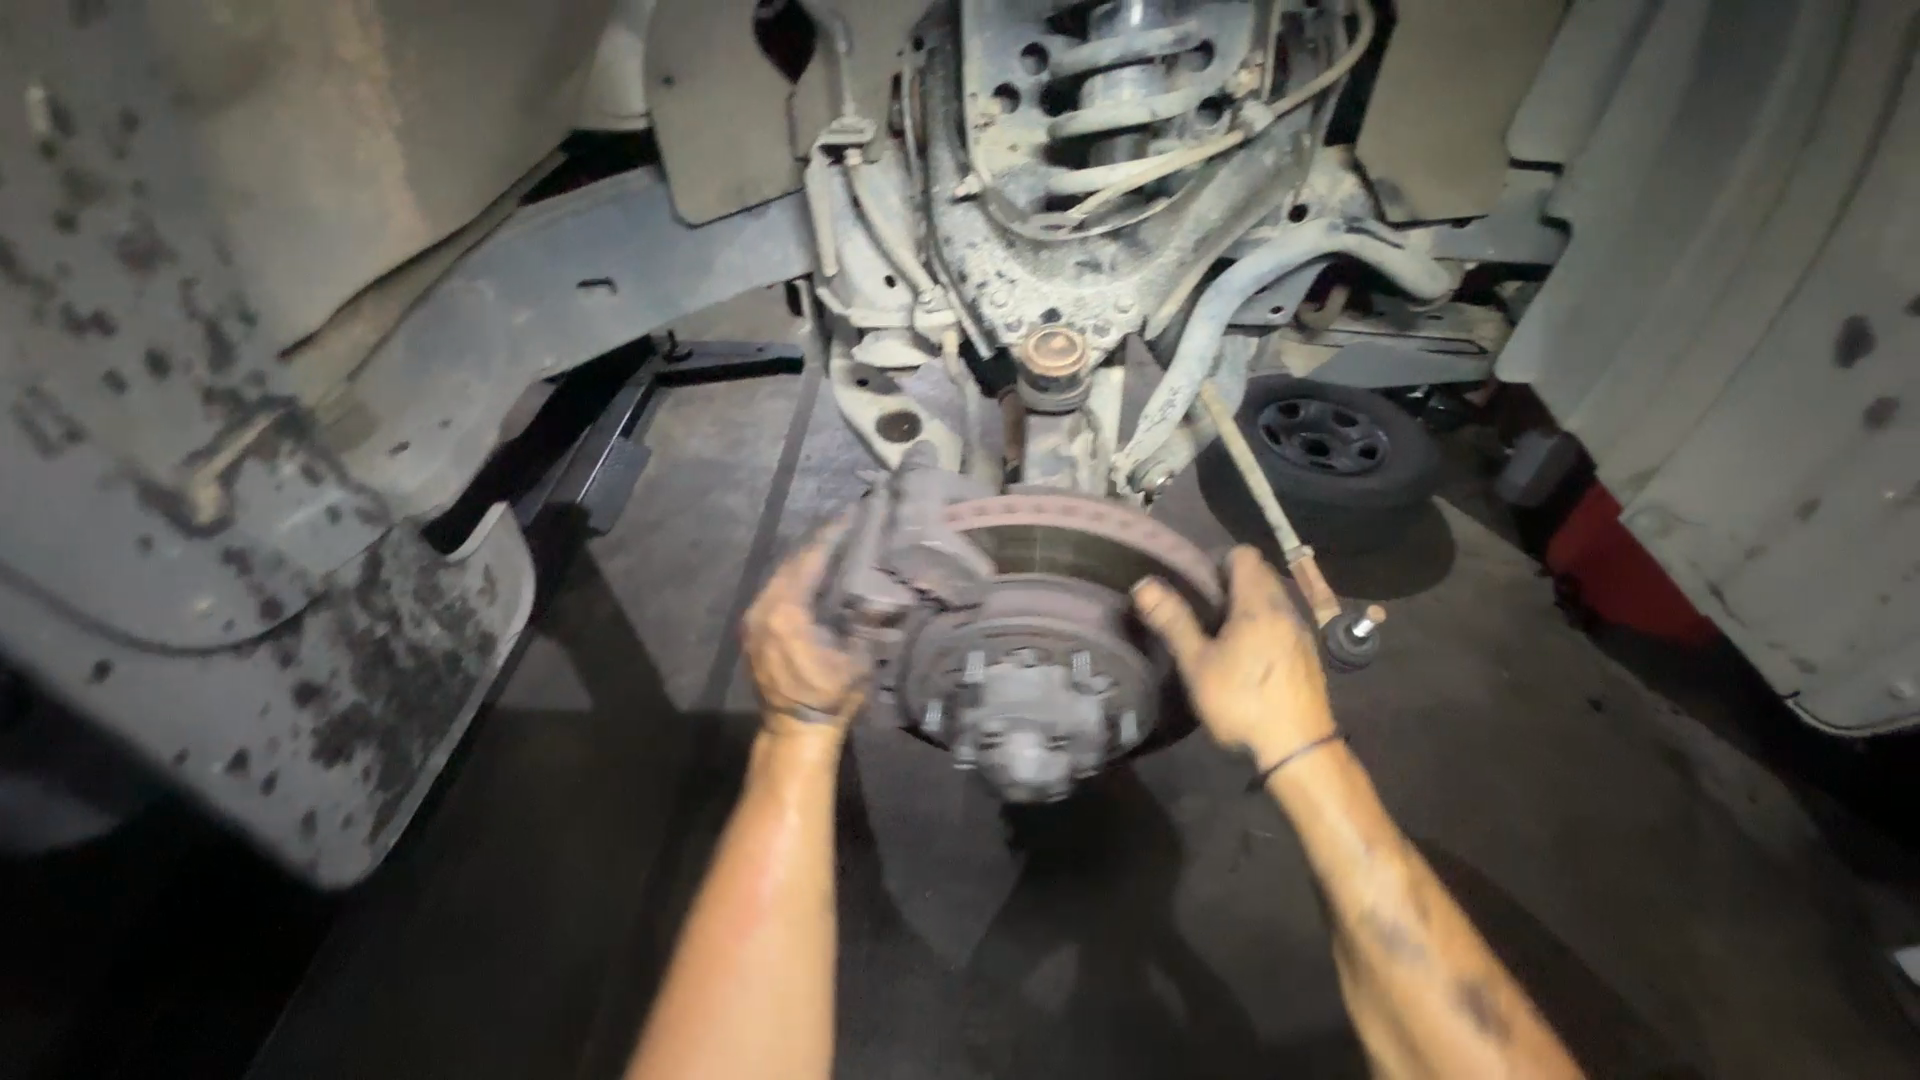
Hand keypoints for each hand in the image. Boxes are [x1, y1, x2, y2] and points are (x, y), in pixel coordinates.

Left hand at [741, 526, 869, 735]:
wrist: (795, 730)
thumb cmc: (830, 695)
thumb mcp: (858, 657)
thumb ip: (865, 619)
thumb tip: (878, 586)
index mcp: (787, 612)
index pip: (810, 561)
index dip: (831, 537)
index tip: (850, 518)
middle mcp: (763, 609)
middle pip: (791, 563)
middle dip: (817, 545)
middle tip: (843, 529)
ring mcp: (753, 620)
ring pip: (779, 577)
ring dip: (804, 561)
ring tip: (831, 548)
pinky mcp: (752, 631)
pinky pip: (772, 593)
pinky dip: (792, 580)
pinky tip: (812, 577)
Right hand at [1132, 546, 1334, 768]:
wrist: (1298, 750)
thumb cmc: (1242, 701)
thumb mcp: (1197, 663)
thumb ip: (1173, 621)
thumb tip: (1144, 584)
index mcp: (1259, 603)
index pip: (1244, 555)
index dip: (1217, 561)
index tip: (1195, 584)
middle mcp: (1286, 609)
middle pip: (1260, 574)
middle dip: (1230, 583)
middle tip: (1200, 609)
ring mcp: (1302, 632)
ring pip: (1272, 600)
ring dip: (1247, 605)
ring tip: (1219, 634)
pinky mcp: (1308, 655)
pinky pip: (1283, 622)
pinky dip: (1264, 625)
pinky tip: (1246, 657)